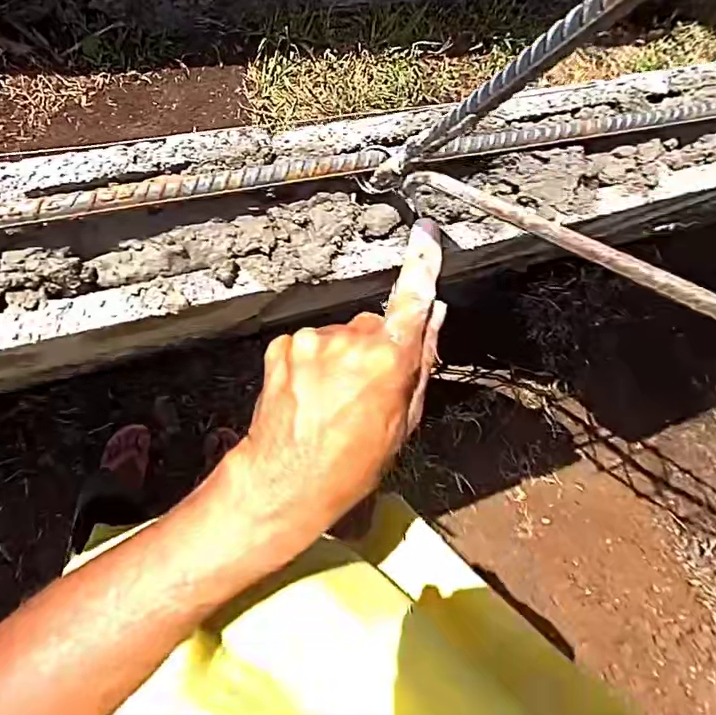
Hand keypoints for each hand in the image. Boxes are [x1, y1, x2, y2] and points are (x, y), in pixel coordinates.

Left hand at [212, 221, 446, 541]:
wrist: (287, 479)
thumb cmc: (349, 464)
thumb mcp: (402, 423)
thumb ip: (419, 364)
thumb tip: (431, 321)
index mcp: (388, 360)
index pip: (412, 302)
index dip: (423, 264)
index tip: (426, 236)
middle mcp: (349, 341)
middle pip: (372, 326)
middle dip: (373, 348)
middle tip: (364, 389)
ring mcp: (312, 341)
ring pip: (338, 336)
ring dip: (339, 357)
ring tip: (332, 399)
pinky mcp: (284, 345)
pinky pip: (308, 344)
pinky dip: (311, 362)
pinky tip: (309, 393)